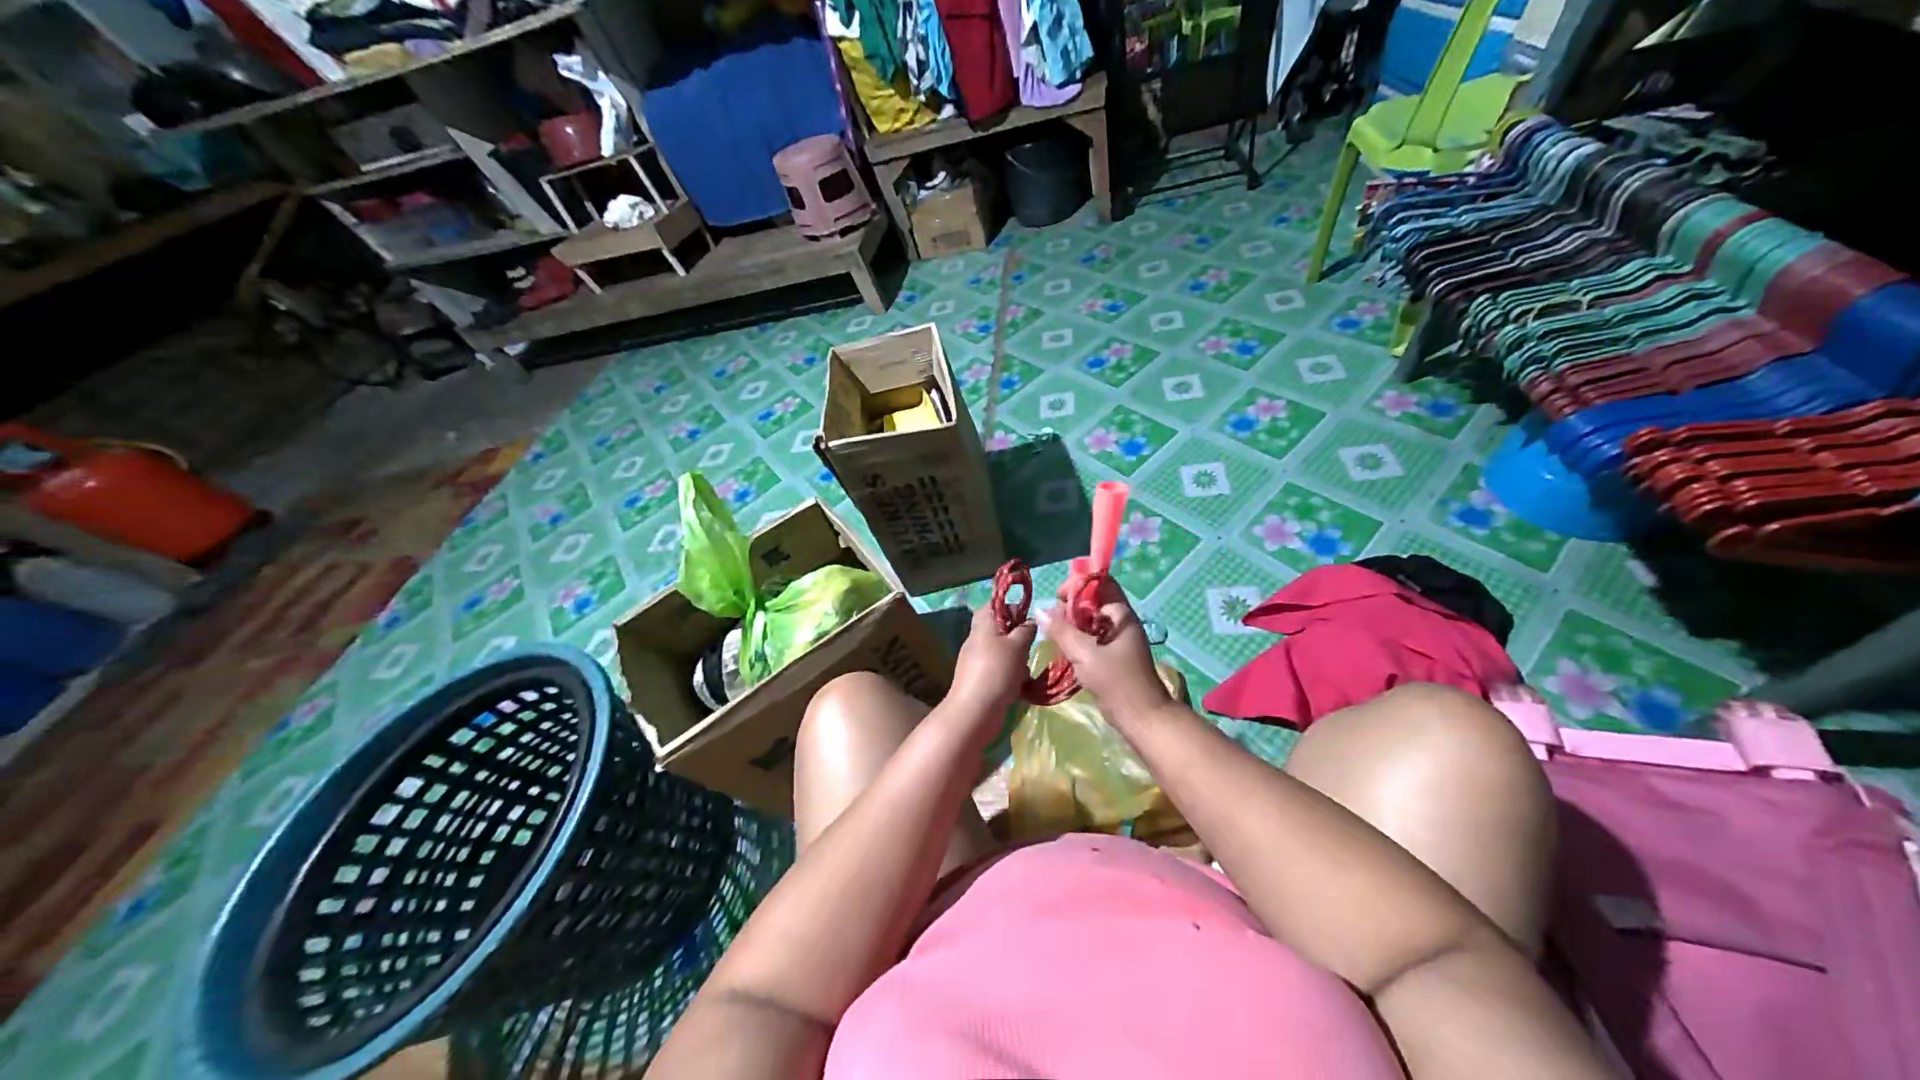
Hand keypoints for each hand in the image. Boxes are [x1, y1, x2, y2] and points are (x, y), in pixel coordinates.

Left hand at [950, 604, 1036, 713]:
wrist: (975, 711)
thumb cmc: (997, 671)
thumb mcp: (1017, 646)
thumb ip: (1026, 630)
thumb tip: (1030, 620)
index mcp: (983, 624)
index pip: (994, 604)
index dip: (1012, 607)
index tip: (1029, 619)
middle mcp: (978, 639)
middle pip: (1001, 629)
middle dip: (1019, 637)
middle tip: (1030, 646)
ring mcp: (978, 660)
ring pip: (1004, 650)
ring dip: (1018, 658)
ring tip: (1026, 669)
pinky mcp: (981, 678)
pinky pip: (1001, 669)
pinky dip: (1012, 674)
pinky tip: (1020, 684)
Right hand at [1039, 576, 1172, 726]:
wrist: (1141, 717)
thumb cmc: (1117, 681)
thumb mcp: (1085, 654)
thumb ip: (1062, 631)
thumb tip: (1041, 610)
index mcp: (1121, 616)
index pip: (1101, 583)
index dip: (1078, 585)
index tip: (1058, 598)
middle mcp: (1121, 623)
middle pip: (1093, 602)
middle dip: (1071, 607)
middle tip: (1052, 620)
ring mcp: (1117, 640)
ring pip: (1090, 622)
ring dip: (1072, 625)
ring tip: (1054, 635)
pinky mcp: (1112, 657)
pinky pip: (1092, 639)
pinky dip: (1077, 640)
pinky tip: (1063, 650)